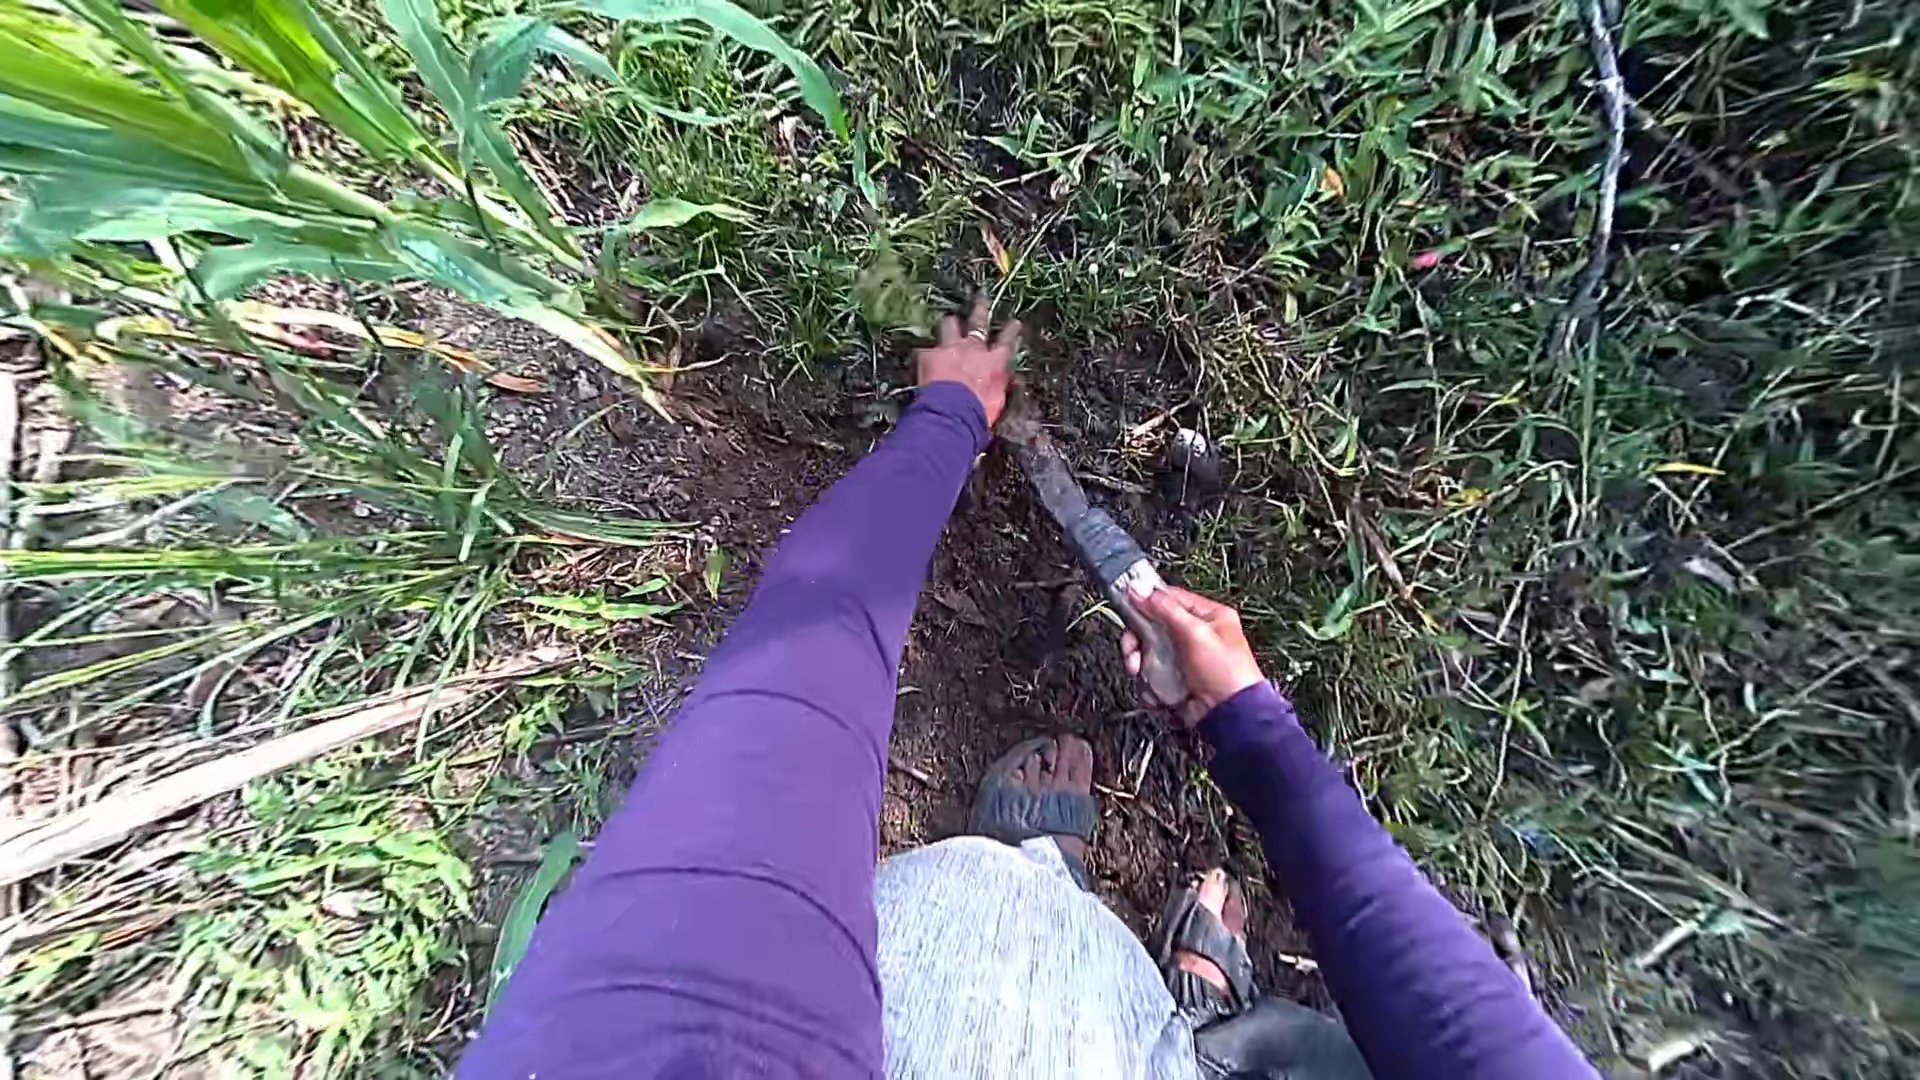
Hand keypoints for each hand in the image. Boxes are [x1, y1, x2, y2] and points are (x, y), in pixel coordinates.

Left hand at [916, 296, 1019, 427]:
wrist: (952, 414)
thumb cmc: (980, 413)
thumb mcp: (998, 401)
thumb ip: (1002, 386)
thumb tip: (1011, 380)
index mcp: (994, 362)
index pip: (1007, 342)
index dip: (1011, 331)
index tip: (1015, 323)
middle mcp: (973, 349)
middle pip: (978, 323)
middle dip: (981, 310)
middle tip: (981, 299)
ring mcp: (950, 348)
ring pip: (950, 325)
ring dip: (950, 324)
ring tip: (948, 321)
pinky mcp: (928, 355)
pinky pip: (924, 349)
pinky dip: (924, 353)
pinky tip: (920, 354)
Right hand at [1122, 586, 1265, 727]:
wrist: (1231, 717)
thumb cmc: (1226, 673)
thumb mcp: (1195, 633)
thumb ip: (1165, 609)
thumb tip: (1139, 590)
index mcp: (1209, 617)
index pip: (1170, 598)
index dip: (1147, 600)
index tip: (1127, 603)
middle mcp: (1195, 634)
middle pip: (1153, 624)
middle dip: (1138, 637)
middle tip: (1131, 647)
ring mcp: (1184, 656)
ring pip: (1147, 649)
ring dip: (1139, 660)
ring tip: (1138, 670)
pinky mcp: (1175, 676)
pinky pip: (1151, 671)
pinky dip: (1147, 679)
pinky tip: (1152, 688)